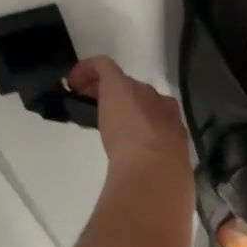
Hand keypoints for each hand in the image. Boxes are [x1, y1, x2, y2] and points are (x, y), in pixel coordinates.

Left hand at [65, 56, 190, 184]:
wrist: (156, 166)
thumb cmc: (164, 175)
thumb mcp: (169, 171)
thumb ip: (163, 165)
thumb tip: (166, 180)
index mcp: (174, 127)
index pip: (160, 114)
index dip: (144, 117)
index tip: (129, 127)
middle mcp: (160, 105)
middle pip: (142, 95)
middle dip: (124, 101)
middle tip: (104, 113)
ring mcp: (139, 93)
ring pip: (123, 83)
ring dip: (105, 88)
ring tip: (87, 99)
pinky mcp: (116, 82)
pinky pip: (102, 66)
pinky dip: (86, 69)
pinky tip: (73, 81)